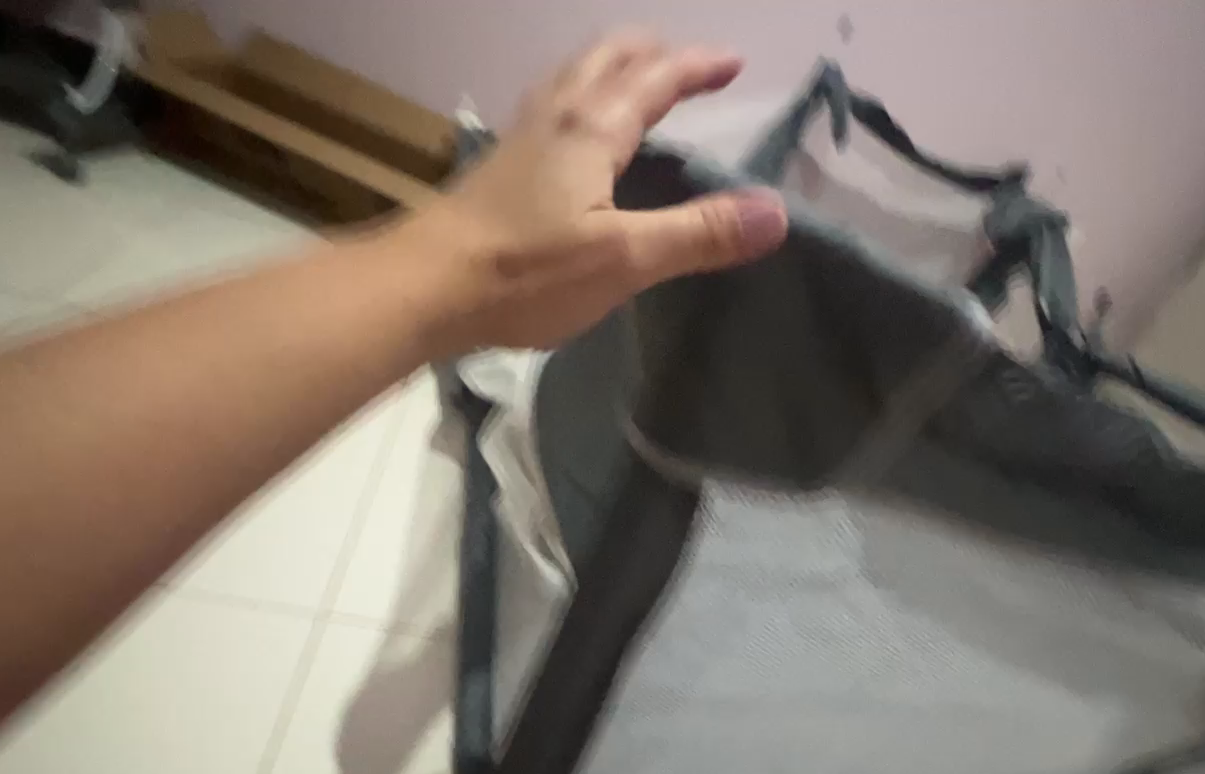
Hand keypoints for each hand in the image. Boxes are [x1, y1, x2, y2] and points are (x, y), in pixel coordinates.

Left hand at [406, 31, 788, 350]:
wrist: (428, 287)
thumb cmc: (528, 273)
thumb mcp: (624, 259)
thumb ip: (697, 235)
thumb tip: (776, 212)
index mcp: (591, 127)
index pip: (654, 78)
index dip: (696, 67)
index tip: (732, 63)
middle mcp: (554, 117)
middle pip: (606, 60)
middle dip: (651, 55)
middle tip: (683, 67)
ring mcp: (520, 140)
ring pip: (571, 81)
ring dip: (609, 72)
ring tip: (632, 89)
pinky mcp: (498, 170)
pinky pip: (548, 113)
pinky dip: (577, 104)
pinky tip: (571, 141)